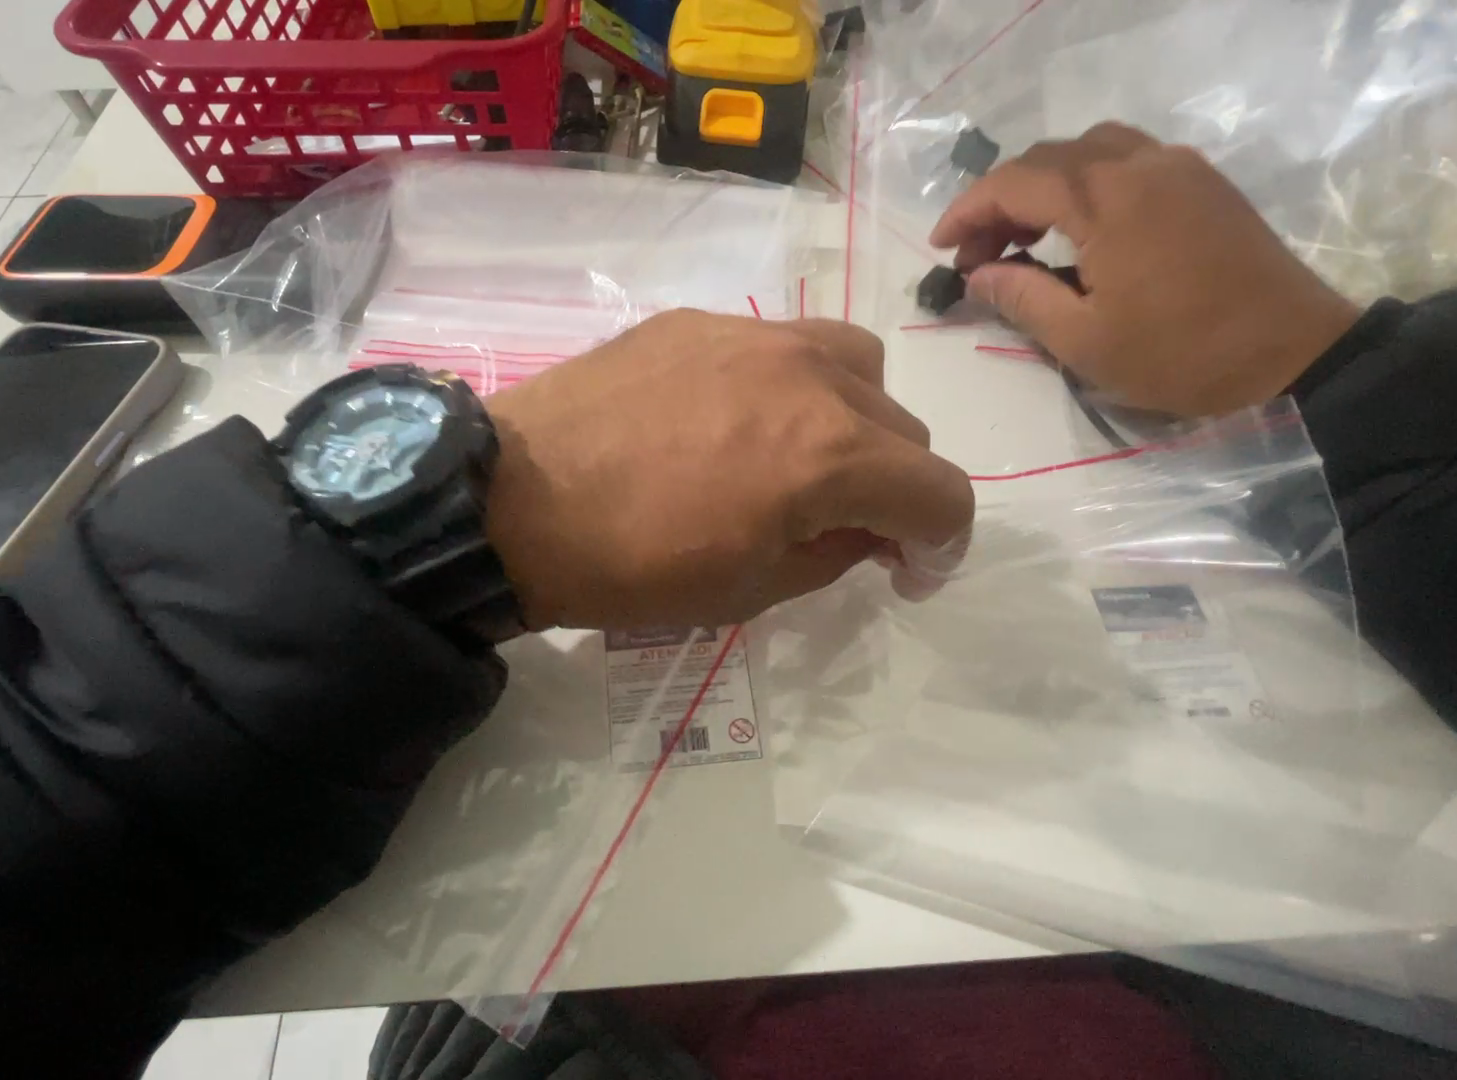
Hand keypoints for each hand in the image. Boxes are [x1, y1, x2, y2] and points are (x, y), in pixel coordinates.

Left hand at [482, 311, 974, 630]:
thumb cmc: (634, 568)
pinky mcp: (698, 320)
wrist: (514, 504)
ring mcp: (753, 336)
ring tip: (801, 453)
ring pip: (856, 364)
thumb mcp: (752, 590)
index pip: (942, 493)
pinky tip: (730, 417)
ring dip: (856, 418)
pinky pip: (780, 344)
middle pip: (907, 427)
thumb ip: (837, 553)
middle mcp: (811, 377)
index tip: (906, 569)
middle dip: (894, 484)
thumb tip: (871, 527)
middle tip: (846, 522)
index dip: (941, 543)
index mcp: (831, 456)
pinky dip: (789, 386)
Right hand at [930, 123, 1362, 416]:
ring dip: (1041, 188)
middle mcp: (1140, 164)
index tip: (940, 248)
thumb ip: (1021, 298)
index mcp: (1106, 200)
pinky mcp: (1200, 181)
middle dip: (999, 202)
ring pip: (1086, 151)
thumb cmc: (1178, 354)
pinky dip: (1082, 184)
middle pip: (1047, 159)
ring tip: (1020, 240)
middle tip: (976, 257)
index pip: (1014, 183)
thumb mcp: (1082, 340)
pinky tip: (1074, 230)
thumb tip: (978, 275)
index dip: (967, 210)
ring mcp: (1176, 167)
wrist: (1290, 352)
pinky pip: (1123, 159)